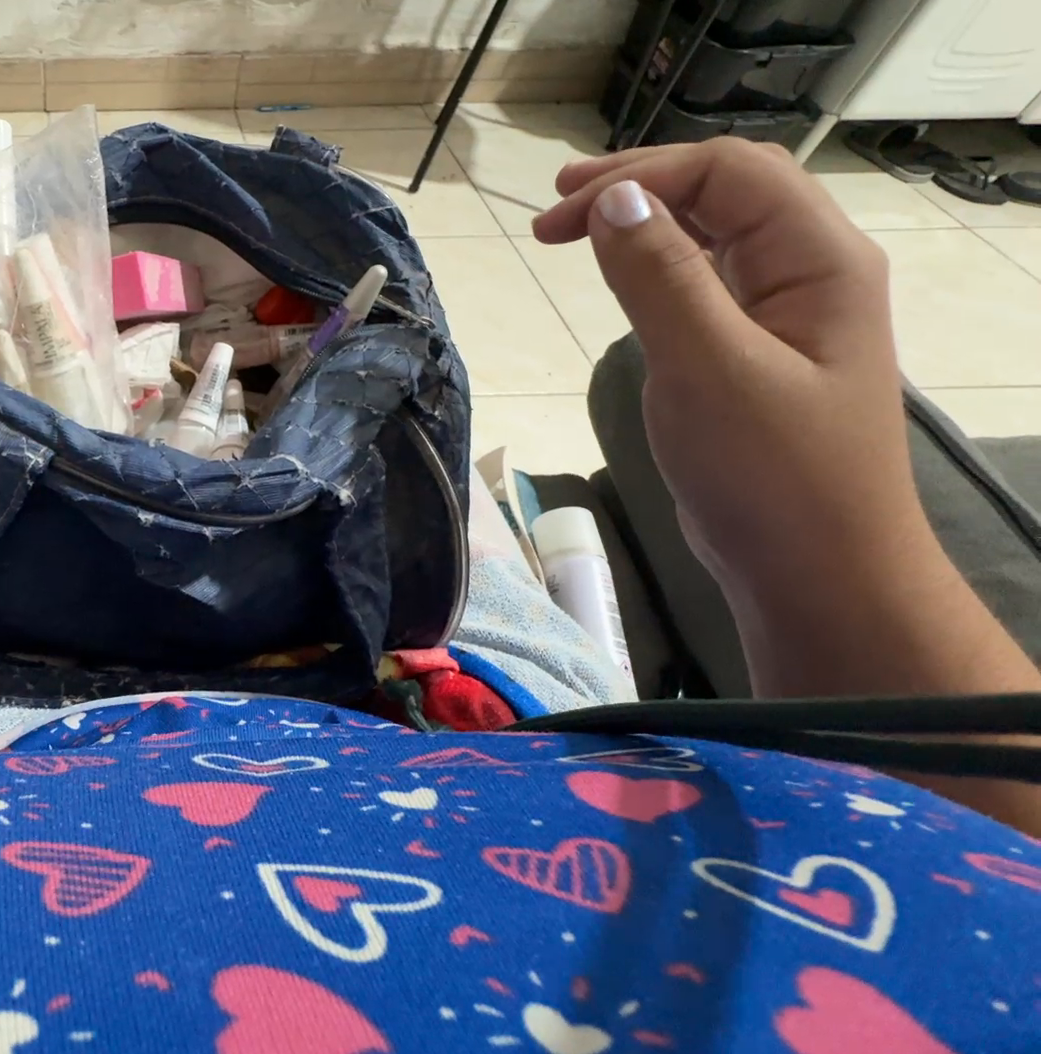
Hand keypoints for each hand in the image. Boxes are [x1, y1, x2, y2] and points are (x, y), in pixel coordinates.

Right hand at [530, 138, 919, 603]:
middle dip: (638, 186)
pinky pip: (702, 284)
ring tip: (574, 228)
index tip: (554, 218)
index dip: (639, 178)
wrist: (809, 563)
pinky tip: (621, 277)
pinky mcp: (748, 353)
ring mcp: (779, 314)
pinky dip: (652, 267)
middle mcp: (806, 272)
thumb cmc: (768, 470)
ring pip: (711, 236)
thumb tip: (615, 202)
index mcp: (818, 260)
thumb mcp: (708, 368)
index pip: (728, 174)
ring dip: (643, 221)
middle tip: (552, 209)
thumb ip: (661, 279)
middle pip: (724, 191)